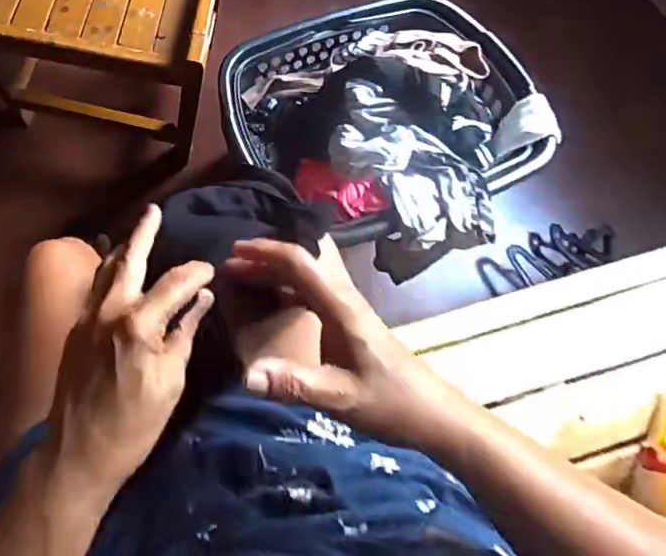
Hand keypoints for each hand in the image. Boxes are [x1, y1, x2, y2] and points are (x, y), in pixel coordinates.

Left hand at [46, 204, 215, 499]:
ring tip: (134, 234)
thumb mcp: (171, 383)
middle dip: (143, 231)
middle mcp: (109, 309)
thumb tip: (200, 299)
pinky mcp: (74, 326)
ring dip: (122, 248)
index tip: (209, 268)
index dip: (195, 271)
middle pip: (129, 257)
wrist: (77, 451)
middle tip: (153, 210)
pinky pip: (94, 286)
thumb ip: (184, 333)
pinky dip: (107, 271)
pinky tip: (114, 270)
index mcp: (138, 324)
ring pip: (105, 268)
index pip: (174, 284)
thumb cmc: (133, 424)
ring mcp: (87, 315)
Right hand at [224, 235, 458, 446]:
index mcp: (339, 304)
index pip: (299, 260)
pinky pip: (310, 287)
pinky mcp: (347, 317)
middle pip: (300, 259)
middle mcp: (342, 296)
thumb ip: (294, 385)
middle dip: (264, 255)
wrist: (434, 415)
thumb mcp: (340, 399)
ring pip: (305, 272)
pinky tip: (271, 297)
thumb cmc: (390, 403)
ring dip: (274, 268)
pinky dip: (285, 283)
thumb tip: (246, 376)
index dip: (265, 250)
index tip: (234, 252)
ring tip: (242, 275)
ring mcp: (346, 305)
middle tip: (230, 263)